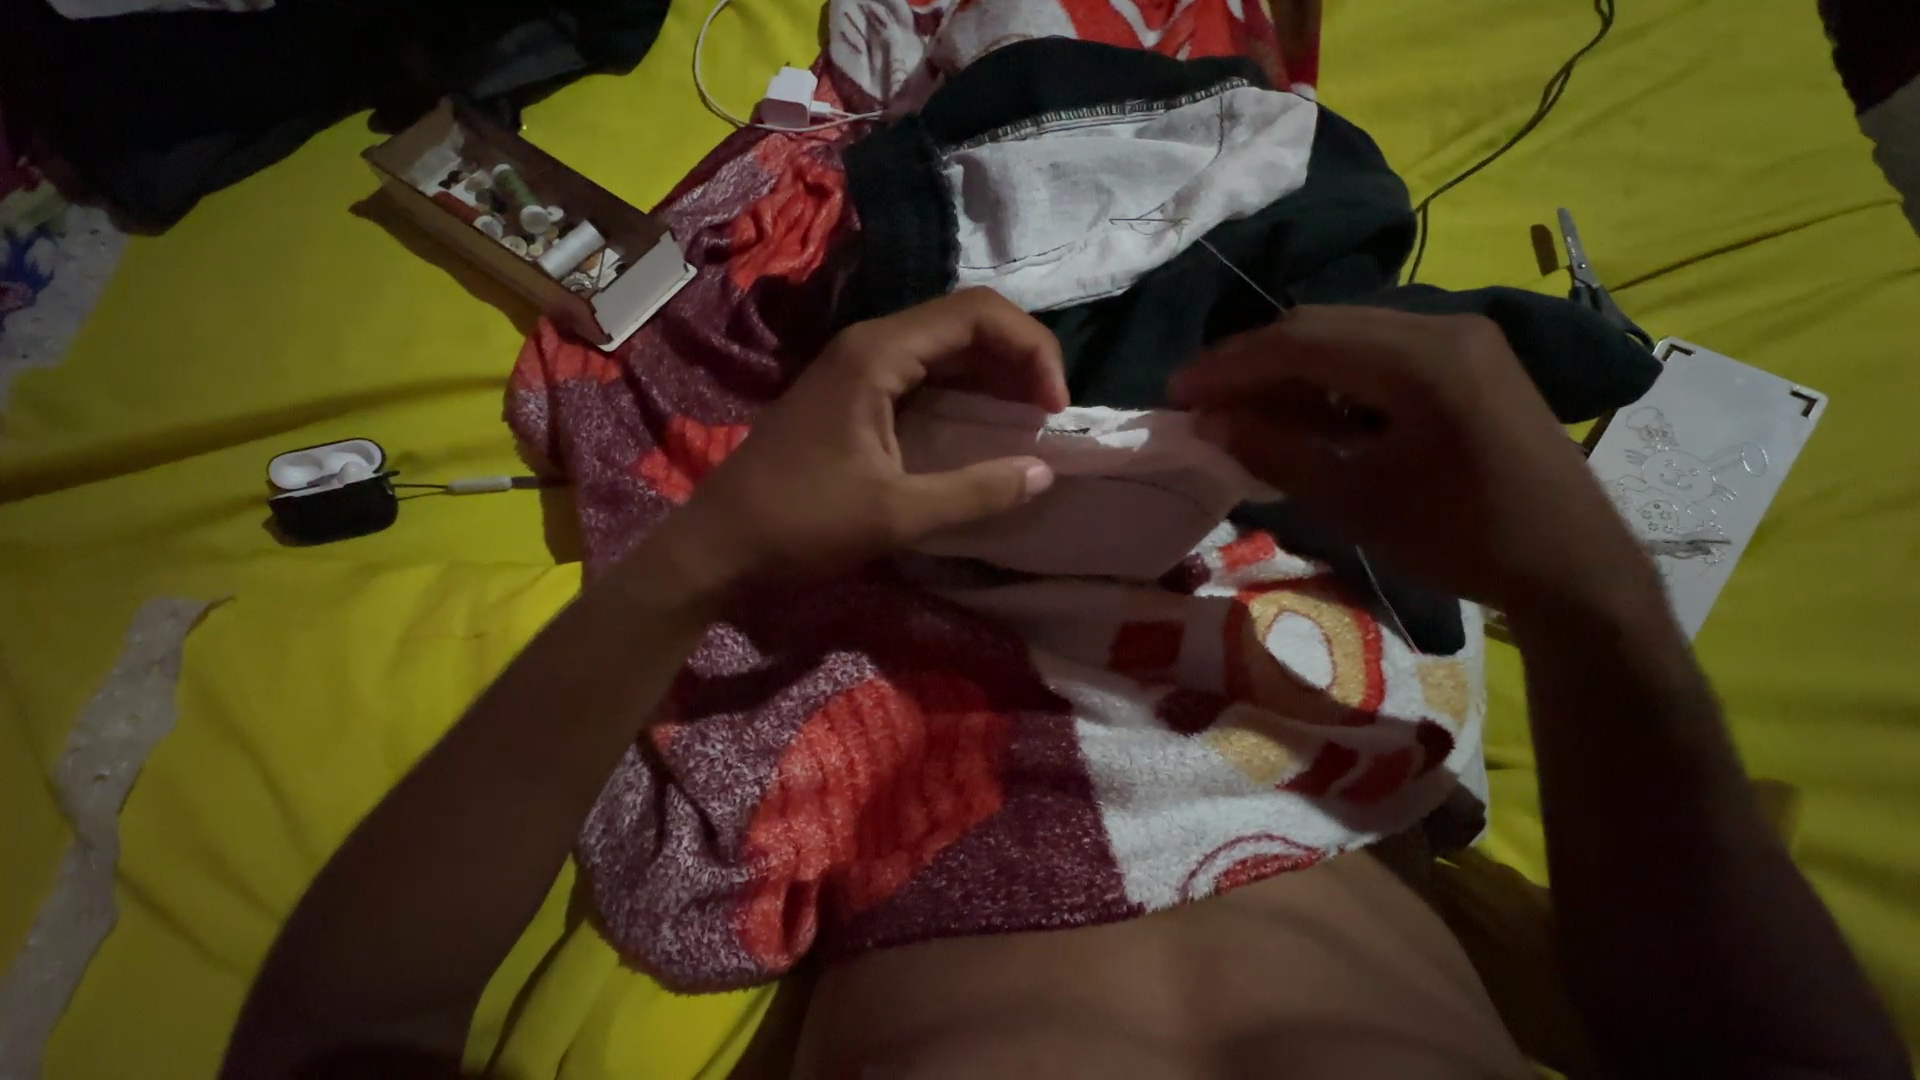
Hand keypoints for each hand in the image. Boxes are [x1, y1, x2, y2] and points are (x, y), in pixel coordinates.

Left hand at [635, 289, 1066, 597]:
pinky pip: (924, 373)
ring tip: (1030, 418)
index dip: (1031, 349)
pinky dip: (964, 391)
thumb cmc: (802, 523)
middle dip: (1020, 357)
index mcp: (879, 354)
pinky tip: (984, 425)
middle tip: (1050, 412)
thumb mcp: (896, 514)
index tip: (1054, 407)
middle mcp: (870, 343)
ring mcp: (858, 365)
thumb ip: (975, 492)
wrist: (720, 542)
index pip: (978, 314)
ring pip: (946, 346)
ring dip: (995, 373)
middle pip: (966, 321)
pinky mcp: (853, 392)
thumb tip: (1044, 472)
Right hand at [1169, 305, 1655, 618]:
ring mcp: (1460, 338)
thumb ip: (1276, 452)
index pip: (1297, 341)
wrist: (1572, 564)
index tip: (1176, 391)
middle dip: (1250, 362)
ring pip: (1345, 335)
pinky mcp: (1466, 360)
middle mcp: (1441, 327)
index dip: (1228, 365)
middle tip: (1200, 399)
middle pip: (1318, 326)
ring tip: (1241, 408)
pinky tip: (1302, 410)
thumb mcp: (1355, 502)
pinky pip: (1376, 352)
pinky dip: (1327, 377)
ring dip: (1286, 368)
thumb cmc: (1461, 539)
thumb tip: (1209, 422)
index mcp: (1419, 359)